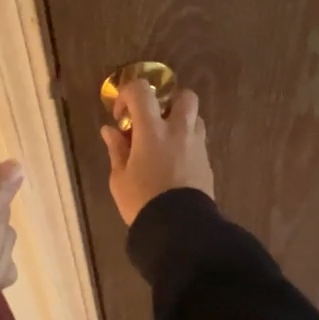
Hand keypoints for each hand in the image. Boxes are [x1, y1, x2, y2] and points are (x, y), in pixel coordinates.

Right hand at [100, 79, 214, 225]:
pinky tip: (175, 164)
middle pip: (184, 96)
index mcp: (153, 130)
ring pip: (196, 118)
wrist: (178, 228)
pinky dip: (187, 144)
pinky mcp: (207, 163)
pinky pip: (199, 142)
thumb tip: (110, 131)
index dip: (129, 94)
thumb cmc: (142, 201)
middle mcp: (179, 131)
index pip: (142, 91)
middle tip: (154, 119)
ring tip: (165, 142)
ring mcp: (197, 146)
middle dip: (169, 101)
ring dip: (181, 122)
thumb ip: (117, 150)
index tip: (121, 115)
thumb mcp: (120, 178)